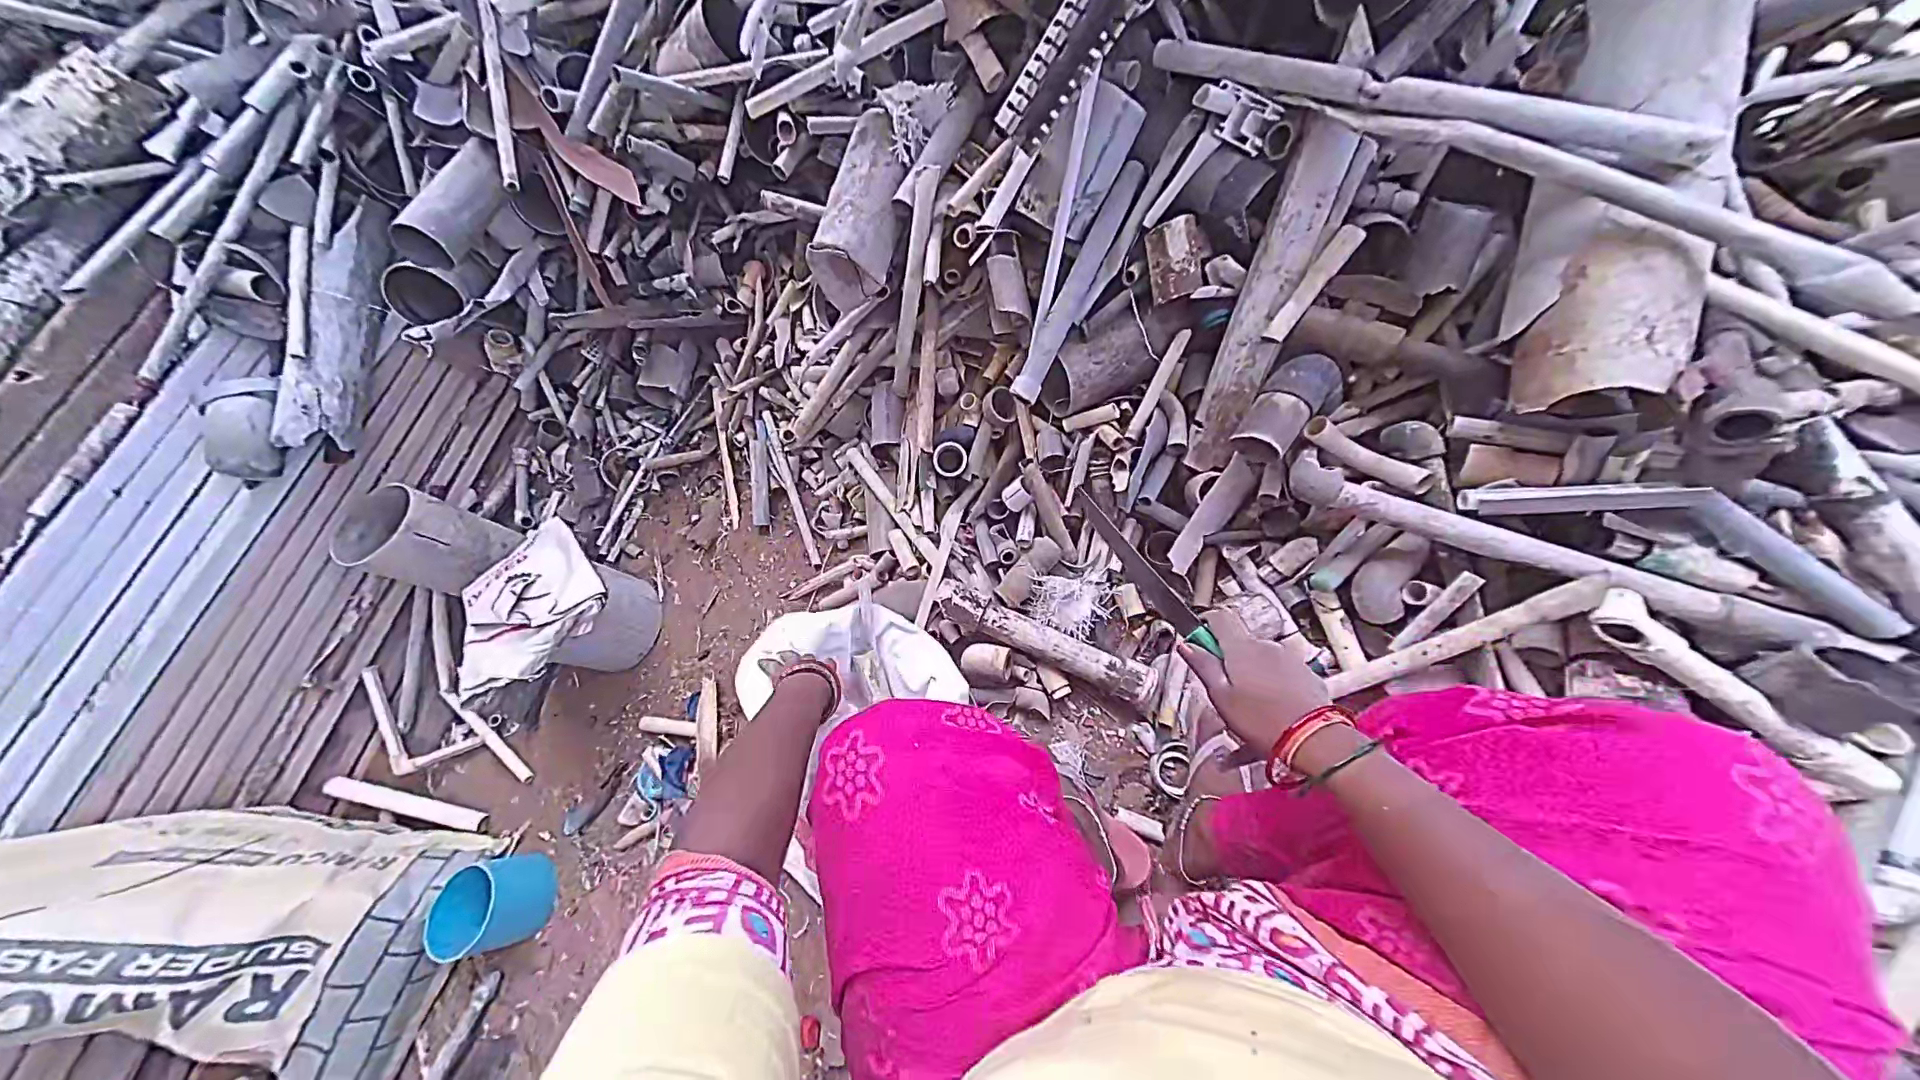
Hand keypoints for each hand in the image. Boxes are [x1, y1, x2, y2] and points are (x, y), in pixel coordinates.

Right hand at [1177, 609, 1330, 754]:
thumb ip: (1203, 665)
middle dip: (1228, 659)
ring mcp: (1289, 658)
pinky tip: (1270, 708)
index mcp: (1241, 647)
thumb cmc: (1262, 721)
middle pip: (1239, 641)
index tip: (1201, 647)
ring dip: (1250, 673)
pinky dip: (1271, 684)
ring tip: (1249, 705)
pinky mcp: (1306, 673)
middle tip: (1223, 688)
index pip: (1219, 617)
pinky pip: (1280, 672)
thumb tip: (1186, 645)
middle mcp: (1266, 646)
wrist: (1314, 740)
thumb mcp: (1221, 696)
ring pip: (1260, 658)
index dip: (1206, 626)